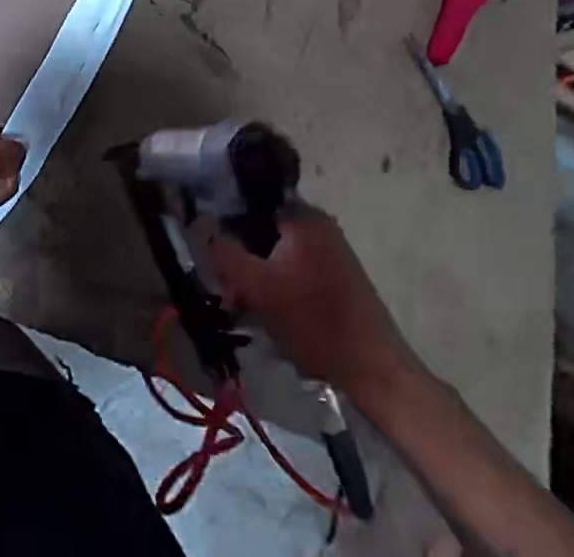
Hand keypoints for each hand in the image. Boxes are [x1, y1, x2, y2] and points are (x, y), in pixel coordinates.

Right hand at [208, 209, 415, 392]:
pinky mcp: (334, 274)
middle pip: (261, 231)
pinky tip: (268, 313)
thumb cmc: (313, 322)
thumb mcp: (258, 288)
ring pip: (275, 254)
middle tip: (230, 294)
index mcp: (302, 217)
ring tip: (245, 309)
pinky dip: (275, 286)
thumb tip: (201, 225)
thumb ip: (225, 253)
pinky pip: (292, 269)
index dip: (224, 228)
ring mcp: (329, 250)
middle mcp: (318, 225)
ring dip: (255, 278)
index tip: (214, 259)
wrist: (372, 368)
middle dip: (240, 261)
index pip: (248, 204)